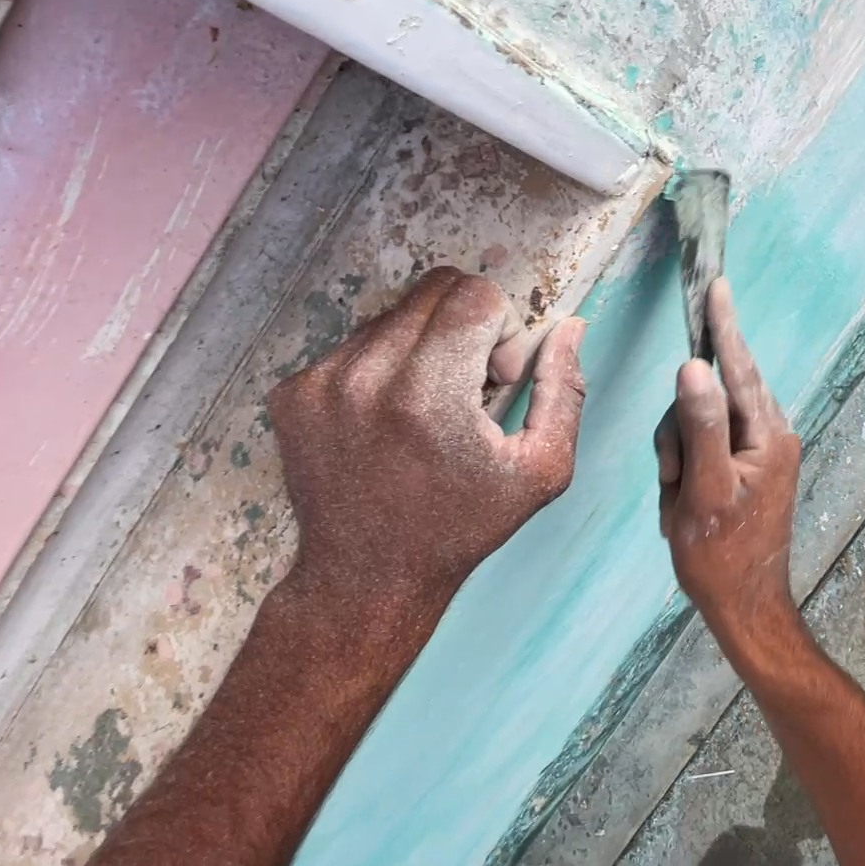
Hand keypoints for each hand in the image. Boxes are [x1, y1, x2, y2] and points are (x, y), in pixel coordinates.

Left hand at [267, 267, 586, 607]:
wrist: (366, 578)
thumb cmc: (463, 526)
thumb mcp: (542, 469)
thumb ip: (564, 390)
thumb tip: (572, 326)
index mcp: (427, 395)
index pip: (475, 295)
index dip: (505, 327)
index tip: (499, 378)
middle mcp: (363, 376)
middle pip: (438, 287)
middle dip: (473, 323)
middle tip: (474, 382)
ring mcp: (318, 382)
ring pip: (399, 311)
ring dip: (431, 342)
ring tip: (434, 402)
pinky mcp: (292, 391)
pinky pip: (360, 339)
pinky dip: (392, 361)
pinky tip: (397, 414)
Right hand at [655, 279, 801, 646]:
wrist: (744, 605)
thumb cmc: (721, 555)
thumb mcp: (703, 490)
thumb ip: (699, 426)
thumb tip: (695, 367)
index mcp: (769, 436)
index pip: (740, 369)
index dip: (724, 327)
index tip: (718, 286)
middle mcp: (771, 434)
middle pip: (713, 396)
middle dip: (681, 431)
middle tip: (676, 478)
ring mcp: (760, 450)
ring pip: (701, 422)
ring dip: (679, 456)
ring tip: (680, 501)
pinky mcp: (747, 465)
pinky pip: (705, 444)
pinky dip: (686, 467)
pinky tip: (684, 501)